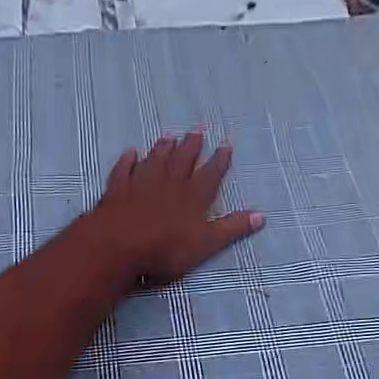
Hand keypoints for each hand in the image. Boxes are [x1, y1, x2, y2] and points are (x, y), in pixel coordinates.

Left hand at [84, 130, 263, 288]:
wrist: (119, 246)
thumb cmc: (167, 248)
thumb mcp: (207, 243)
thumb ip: (231, 229)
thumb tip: (261, 216)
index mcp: (193, 197)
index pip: (210, 175)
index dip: (219, 161)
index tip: (225, 145)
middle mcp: (169, 185)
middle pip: (182, 161)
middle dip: (191, 146)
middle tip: (197, 130)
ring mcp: (140, 185)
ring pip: (154, 161)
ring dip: (162, 149)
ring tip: (169, 136)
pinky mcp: (117, 192)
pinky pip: (123, 171)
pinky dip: (127, 161)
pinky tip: (130, 153)